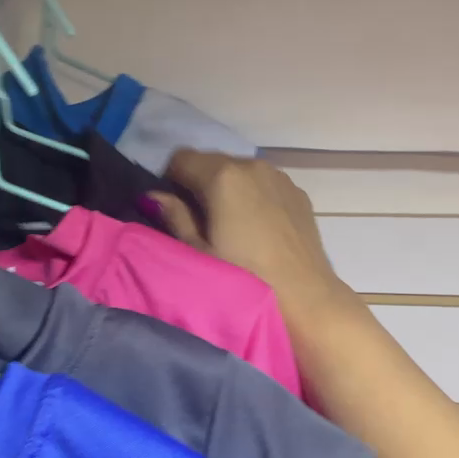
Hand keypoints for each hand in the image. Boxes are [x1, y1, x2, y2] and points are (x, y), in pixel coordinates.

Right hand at [147, 150, 355, 316]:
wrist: (304, 298)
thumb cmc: (242, 280)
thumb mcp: (198, 254)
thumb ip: (174, 218)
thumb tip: (154, 195)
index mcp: (222, 177)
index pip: (181, 158)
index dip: (169, 181)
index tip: (171, 210)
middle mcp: (252, 165)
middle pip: (213, 162)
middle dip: (199, 185)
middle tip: (198, 224)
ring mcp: (280, 177)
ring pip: (241, 173)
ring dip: (229, 192)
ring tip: (230, 229)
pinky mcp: (298, 194)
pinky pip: (265, 186)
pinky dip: (253, 199)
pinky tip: (257, 232)